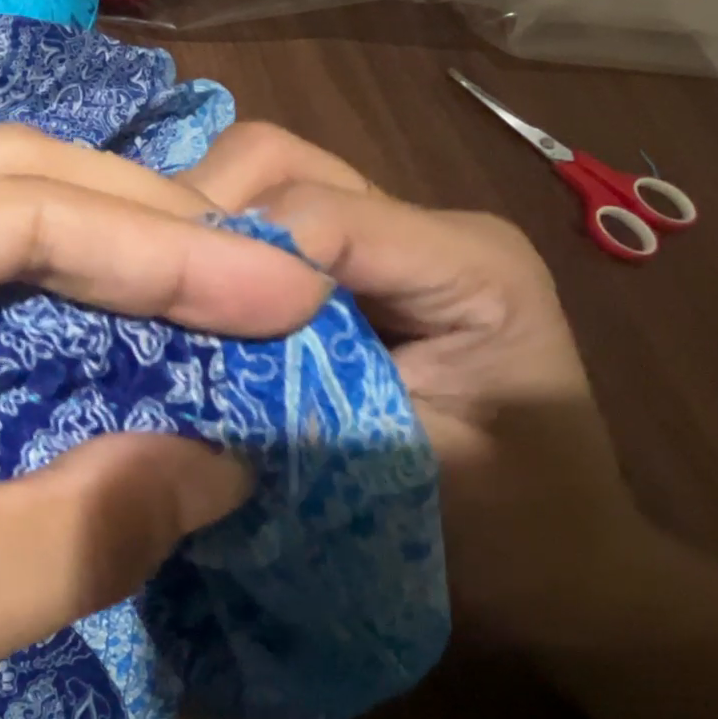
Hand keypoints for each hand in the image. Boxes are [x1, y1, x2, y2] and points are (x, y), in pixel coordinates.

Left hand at [0, 126, 337, 718]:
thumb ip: (86, 528)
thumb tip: (224, 460)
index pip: (12, 210)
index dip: (162, 246)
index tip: (290, 289)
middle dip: (140, 227)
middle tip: (267, 279)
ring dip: (102, 251)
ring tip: (217, 292)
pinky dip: (48, 295)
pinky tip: (116, 325)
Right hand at [178, 123, 647, 643]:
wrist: (554, 555)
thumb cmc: (504, 527)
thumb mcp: (402, 464)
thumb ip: (298, 389)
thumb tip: (173, 345)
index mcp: (463, 262)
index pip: (311, 214)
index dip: (228, 260)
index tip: (173, 328)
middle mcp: (417, 223)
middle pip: (272, 163)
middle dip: (201, 218)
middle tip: (163, 301)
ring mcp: (376, 232)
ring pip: (250, 175)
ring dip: (198, 228)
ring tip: (174, 302)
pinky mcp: (340, 255)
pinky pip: (250, 214)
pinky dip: (205, 246)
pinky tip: (190, 302)